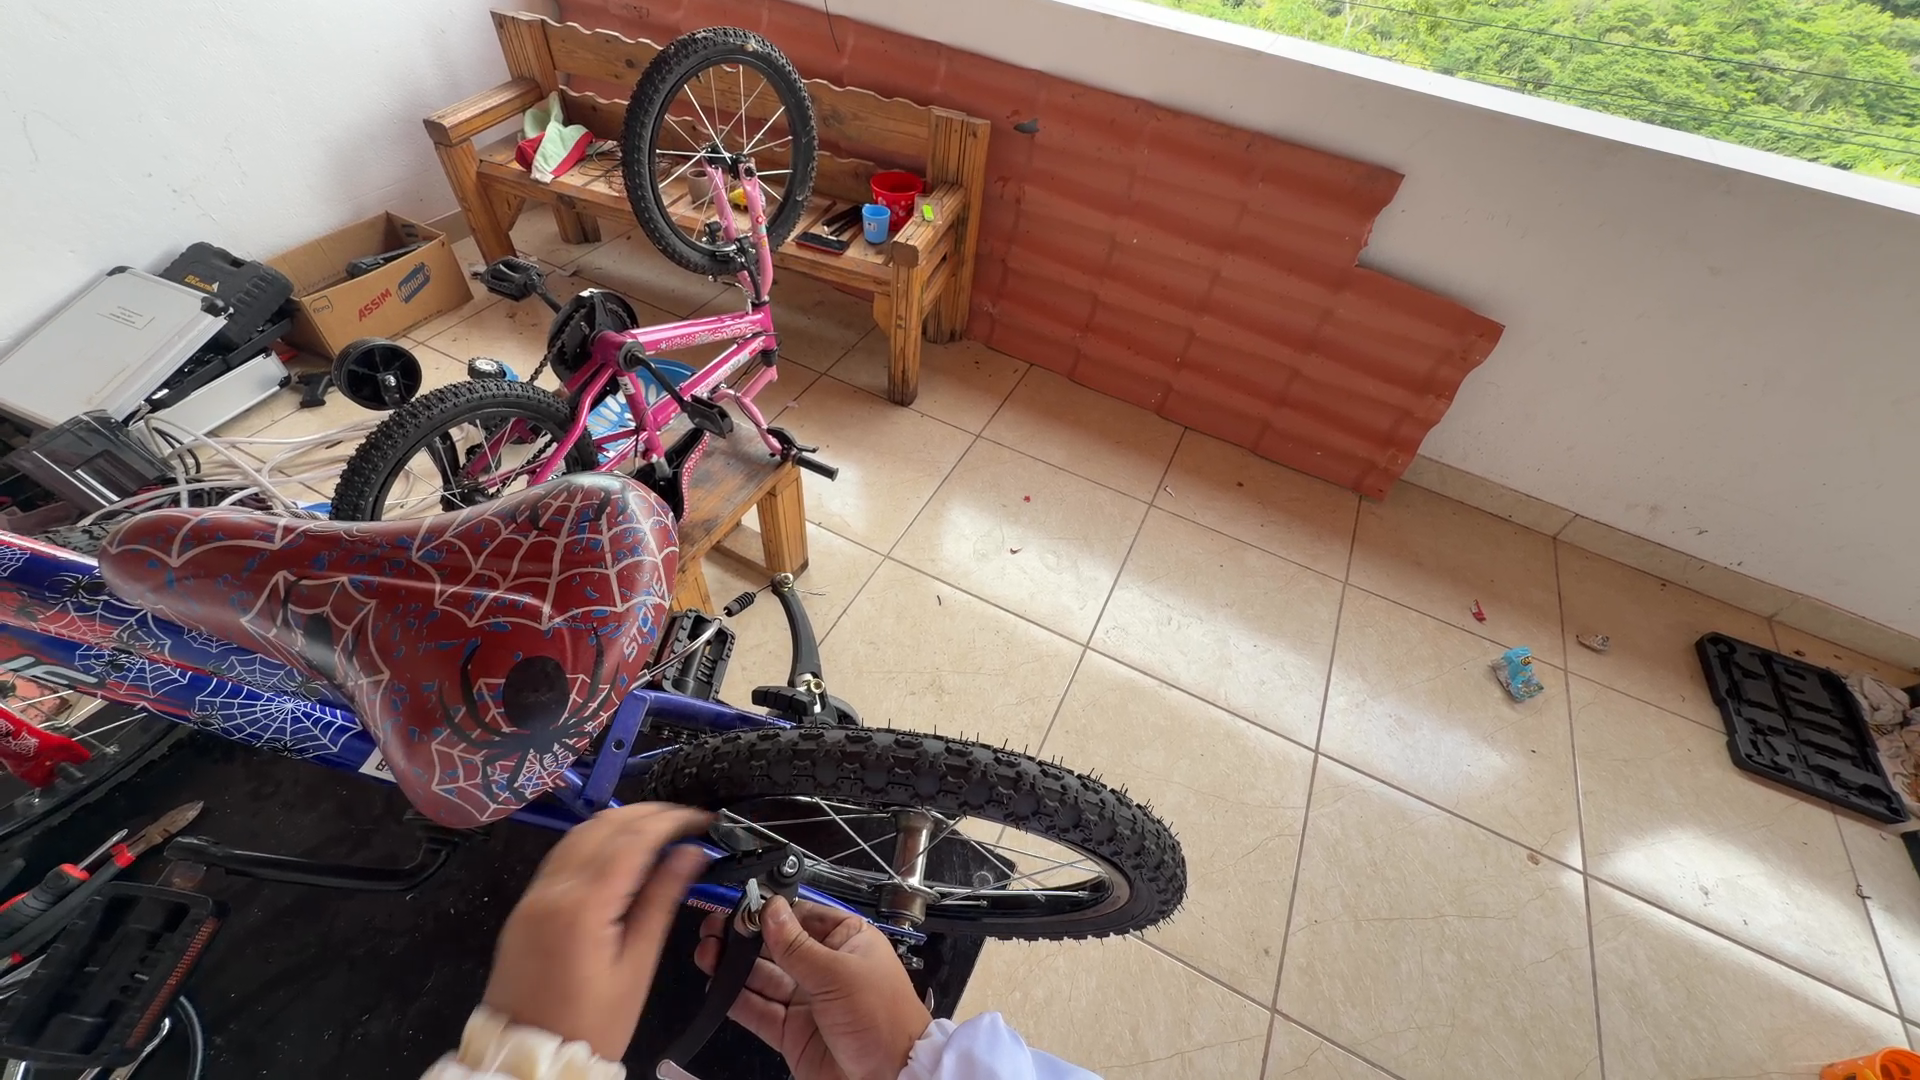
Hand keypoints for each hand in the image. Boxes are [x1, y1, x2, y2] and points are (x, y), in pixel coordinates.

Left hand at [483, 803, 713, 1060]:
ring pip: (581, 830)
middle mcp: (553, 889)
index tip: (704, 821)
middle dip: (652, 813)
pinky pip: (564, 851)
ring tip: (661, 828)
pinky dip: (598, 837)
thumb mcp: (637, 964)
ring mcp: (534, 895)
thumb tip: (692, 853)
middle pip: (607, 823)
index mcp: (584, 905)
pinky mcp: (526, 904)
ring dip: (624, 819)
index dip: (675, 820)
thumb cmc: (591, 1023)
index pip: (636, 837)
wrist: (524, 1066)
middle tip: (688, 821)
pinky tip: (622, 846)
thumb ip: (662, 898)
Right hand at [695, 897, 931, 1079]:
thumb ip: (797, 946)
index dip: (771, 911)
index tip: (739, 905)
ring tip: (706, 952)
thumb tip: (771, 908)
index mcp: (846, 939)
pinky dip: (737, 1000)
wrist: (891, 1079)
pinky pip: (760, 1012)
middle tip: (713, 928)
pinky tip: (716, 987)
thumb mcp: (838, 973)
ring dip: (735, 966)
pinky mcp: (792, 1033)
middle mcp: (824, 965)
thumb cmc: (880, 1015)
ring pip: (764, 977)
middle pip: (778, 946)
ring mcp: (807, 999)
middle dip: (745, 937)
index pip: (801, 916)